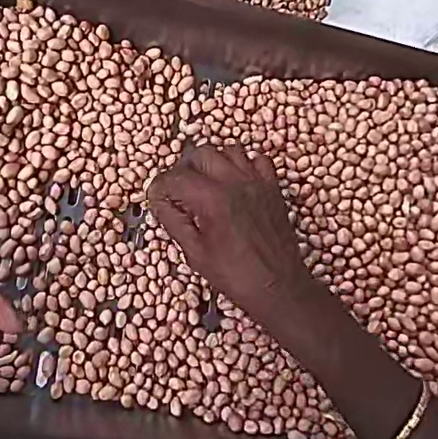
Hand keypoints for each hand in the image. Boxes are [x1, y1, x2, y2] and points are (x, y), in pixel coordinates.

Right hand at [147, 145, 325, 322]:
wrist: (279, 288)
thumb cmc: (238, 276)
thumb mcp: (196, 253)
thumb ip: (174, 221)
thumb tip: (159, 202)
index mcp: (213, 200)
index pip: (175, 177)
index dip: (161, 187)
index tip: (158, 197)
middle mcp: (235, 184)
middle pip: (200, 154)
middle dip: (183, 169)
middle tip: (178, 190)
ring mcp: (257, 183)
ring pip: (228, 150)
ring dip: (212, 162)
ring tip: (204, 183)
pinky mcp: (272, 189)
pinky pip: (257, 160)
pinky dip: (243, 164)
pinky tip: (234, 182)